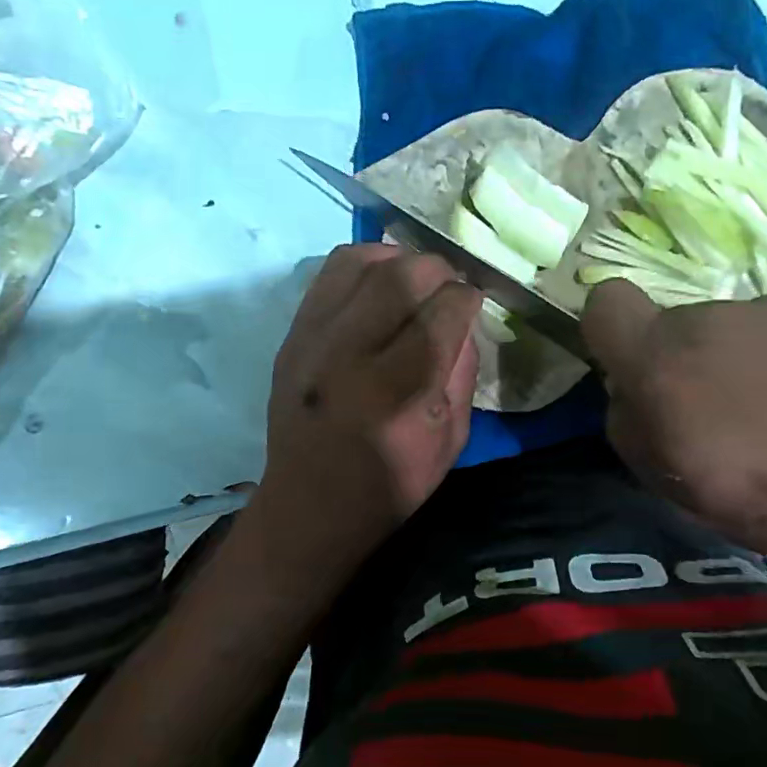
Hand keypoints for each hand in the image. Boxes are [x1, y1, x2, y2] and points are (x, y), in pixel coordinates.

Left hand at [250, 243, 480, 564]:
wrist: (310, 506)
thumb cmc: (390, 485)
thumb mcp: (450, 441)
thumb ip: (462, 374)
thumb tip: (463, 320)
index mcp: (393, 393)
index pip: (439, 316)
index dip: (467, 298)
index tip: (475, 300)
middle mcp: (346, 357)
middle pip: (399, 277)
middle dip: (437, 270)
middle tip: (451, 285)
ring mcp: (310, 341)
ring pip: (358, 262)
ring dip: (398, 259)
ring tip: (415, 279)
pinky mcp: (291, 336)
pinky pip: (328, 275)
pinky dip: (363, 267)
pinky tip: (380, 285)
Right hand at [580, 279, 766, 572]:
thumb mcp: (696, 498)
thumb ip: (642, 442)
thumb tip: (628, 404)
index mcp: (666, 368)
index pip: (604, 307)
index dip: (607, 339)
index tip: (634, 388)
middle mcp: (710, 323)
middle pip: (664, 332)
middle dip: (671, 374)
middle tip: (713, 433)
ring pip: (718, 336)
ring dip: (725, 373)